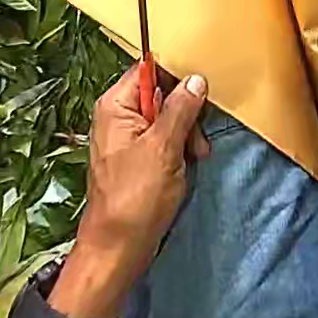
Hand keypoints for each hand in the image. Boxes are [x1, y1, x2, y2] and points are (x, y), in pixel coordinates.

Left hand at [54, 65, 208, 317]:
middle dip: (185, 110)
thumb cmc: (137, 196)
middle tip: (198, 135)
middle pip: (160, 92)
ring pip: (166, 115)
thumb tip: (196, 79)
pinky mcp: (138, 155)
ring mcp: (127, 136)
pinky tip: (189, 162)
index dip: (176, 75)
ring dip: (186, 131)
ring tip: (196, 154)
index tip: (201, 87)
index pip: (148, 69)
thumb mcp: (164, 147)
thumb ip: (181, 109)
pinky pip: (163, 136)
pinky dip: (179, 146)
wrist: (118, 249)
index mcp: (116, 104)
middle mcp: (118, 114)